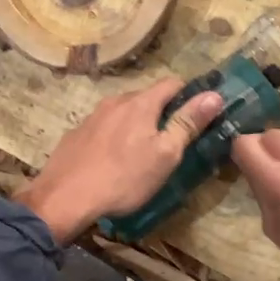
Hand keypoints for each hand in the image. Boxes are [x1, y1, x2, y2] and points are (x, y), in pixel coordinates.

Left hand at [14, 79, 223, 243]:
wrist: (65, 197)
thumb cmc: (124, 177)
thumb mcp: (165, 154)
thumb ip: (188, 123)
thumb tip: (214, 95)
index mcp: (141, 103)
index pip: (172, 83)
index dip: (190, 94)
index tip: (199, 114)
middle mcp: (115, 101)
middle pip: (147, 97)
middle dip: (162, 112)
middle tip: (172, 139)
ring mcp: (92, 116)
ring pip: (123, 112)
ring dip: (137, 124)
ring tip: (142, 152)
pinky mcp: (76, 134)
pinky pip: (104, 127)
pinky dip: (115, 136)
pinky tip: (113, 160)